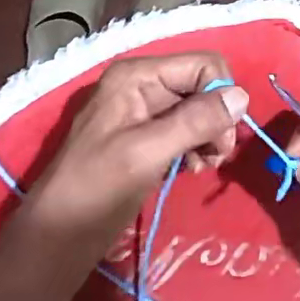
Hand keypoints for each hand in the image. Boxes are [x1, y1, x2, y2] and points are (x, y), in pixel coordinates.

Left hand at [26, 53, 247, 254]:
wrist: (57, 236)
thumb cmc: (96, 188)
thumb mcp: (147, 152)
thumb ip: (195, 121)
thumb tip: (242, 96)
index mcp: (138, 75)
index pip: (202, 64)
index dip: (220, 95)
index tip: (220, 139)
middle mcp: (143, 84)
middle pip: (202, 85)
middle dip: (215, 119)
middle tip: (212, 158)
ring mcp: (144, 110)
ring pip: (199, 108)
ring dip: (209, 137)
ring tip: (200, 167)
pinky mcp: (147, 135)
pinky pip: (186, 128)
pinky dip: (196, 147)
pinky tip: (191, 169)